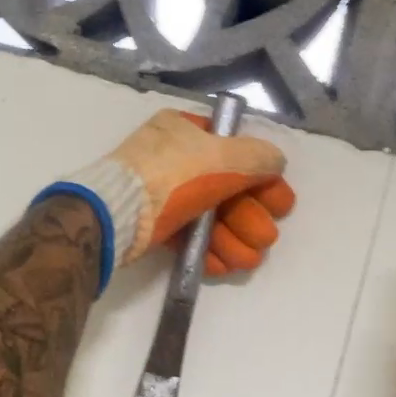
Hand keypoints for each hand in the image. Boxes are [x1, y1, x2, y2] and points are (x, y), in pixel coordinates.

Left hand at [46, 109, 294, 286]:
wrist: (115, 216)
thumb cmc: (170, 177)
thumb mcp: (222, 157)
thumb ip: (257, 157)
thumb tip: (275, 162)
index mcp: (187, 131)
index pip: (238, 151)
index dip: (264, 179)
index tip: (280, 206)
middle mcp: (176, 159)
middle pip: (229, 190)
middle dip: (249, 217)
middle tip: (263, 238)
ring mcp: (164, 194)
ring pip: (212, 217)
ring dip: (234, 239)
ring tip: (245, 260)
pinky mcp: (155, 225)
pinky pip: (191, 236)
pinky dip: (209, 251)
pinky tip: (222, 265)